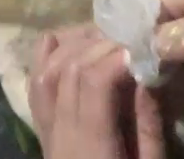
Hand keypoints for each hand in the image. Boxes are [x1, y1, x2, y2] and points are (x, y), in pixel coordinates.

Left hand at [29, 24, 166, 158]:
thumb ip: (147, 124)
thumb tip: (146, 70)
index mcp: (91, 151)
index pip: (92, 84)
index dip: (115, 56)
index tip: (140, 46)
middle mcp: (60, 137)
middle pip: (68, 70)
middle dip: (99, 45)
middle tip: (128, 37)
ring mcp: (44, 132)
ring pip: (46, 69)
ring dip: (74, 44)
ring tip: (105, 38)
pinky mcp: (40, 130)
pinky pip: (36, 81)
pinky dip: (49, 54)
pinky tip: (72, 44)